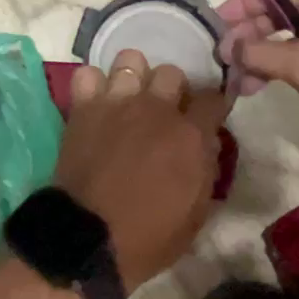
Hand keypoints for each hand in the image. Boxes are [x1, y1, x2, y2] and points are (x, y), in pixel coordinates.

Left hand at [51, 50, 231, 291]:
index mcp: (190, 136)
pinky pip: (88, 73)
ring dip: (134, 77)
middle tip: (165, 110)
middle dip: (172, 89)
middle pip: (172, 72)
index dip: (213, 105)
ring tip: (129, 98)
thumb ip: (206, 171)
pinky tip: (97, 101)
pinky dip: (93, 84)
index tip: (208, 115)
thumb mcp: (195, 215)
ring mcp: (118, 101)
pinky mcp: (84, 105)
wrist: (89, 238)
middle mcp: (156, 108)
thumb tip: (207, 143)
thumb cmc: (148, 237)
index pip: (213, 99)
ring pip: (131, 60)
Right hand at [216, 0, 298, 143]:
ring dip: (268, 67)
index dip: (241, 6)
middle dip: (251, 42)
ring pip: (292, 50)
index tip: (217, 26)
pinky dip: (298, 83)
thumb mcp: (296, 63)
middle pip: (279, 22)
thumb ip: (256, 53)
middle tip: (226, 61)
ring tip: (245, 88)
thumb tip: (227, 48)